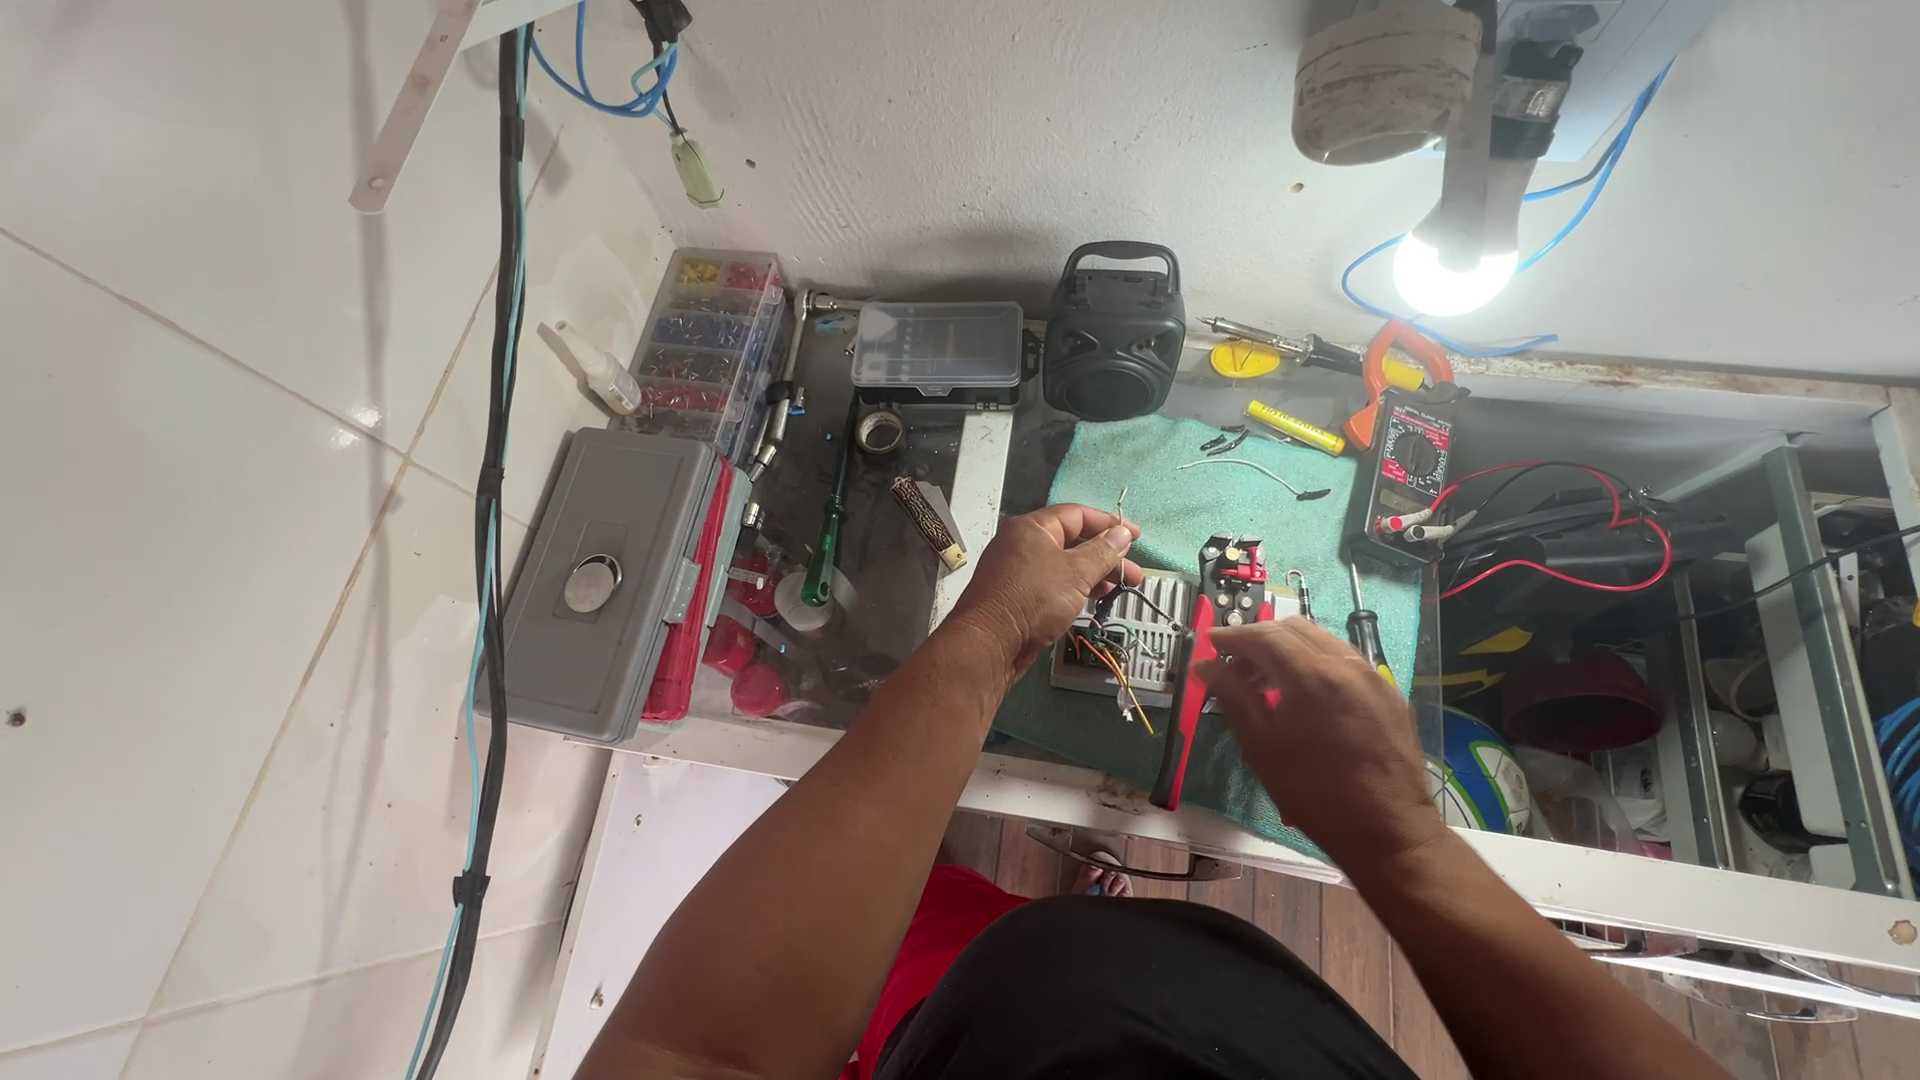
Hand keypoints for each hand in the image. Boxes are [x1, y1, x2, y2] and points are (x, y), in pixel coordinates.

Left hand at [944, 504, 1141, 677]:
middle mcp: (1023, 545)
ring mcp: (1019, 571)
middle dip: (1106, 555)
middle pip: (1072, 541)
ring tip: (1121, 587)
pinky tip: (1094, 598)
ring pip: (1064, 565)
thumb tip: (1122, 533)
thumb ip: (1101, 552)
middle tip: (1134, 573)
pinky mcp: (1020, 596)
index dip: (1108, 523)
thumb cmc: (1031, 600)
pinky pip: (1054, 584)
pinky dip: (1076, 588)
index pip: (1076, 515)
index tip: (1136, 536)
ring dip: (1094, 574)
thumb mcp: (1074, 573)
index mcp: (1032, 528)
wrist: (988, 644)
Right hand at [1195, 618, 1443, 874]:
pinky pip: (1344, 661)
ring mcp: (1373, 677)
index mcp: (1311, 675)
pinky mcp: (1388, 694)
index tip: (1210, 644)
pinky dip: (1315, 663)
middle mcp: (1345, 664)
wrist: (1389, 832)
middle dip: (1259, 639)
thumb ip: (1231, 695)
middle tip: (1235, 666)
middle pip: (1294, 629)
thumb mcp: (1260, 744)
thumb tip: (1205, 665)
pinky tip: (1303, 697)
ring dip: (1287, 650)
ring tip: (1265, 683)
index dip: (1232, 636)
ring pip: (1321, 640)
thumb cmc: (1313, 792)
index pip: (1264, 635)